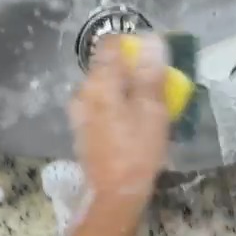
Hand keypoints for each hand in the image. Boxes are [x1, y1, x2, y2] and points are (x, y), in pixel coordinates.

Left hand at [69, 35, 169, 205]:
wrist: (114, 195)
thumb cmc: (137, 152)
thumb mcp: (152, 111)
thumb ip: (150, 73)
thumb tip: (151, 39)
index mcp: (100, 82)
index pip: (110, 44)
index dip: (133, 45)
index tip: (152, 59)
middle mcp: (83, 93)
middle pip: (106, 68)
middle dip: (131, 72)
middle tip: (155, 88)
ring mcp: (80, 114)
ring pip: (104, 90)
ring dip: (124, 92)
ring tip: (146, 109)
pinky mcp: (83, 133)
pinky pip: (101, 109)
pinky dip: (116, 109)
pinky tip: (131, 126)